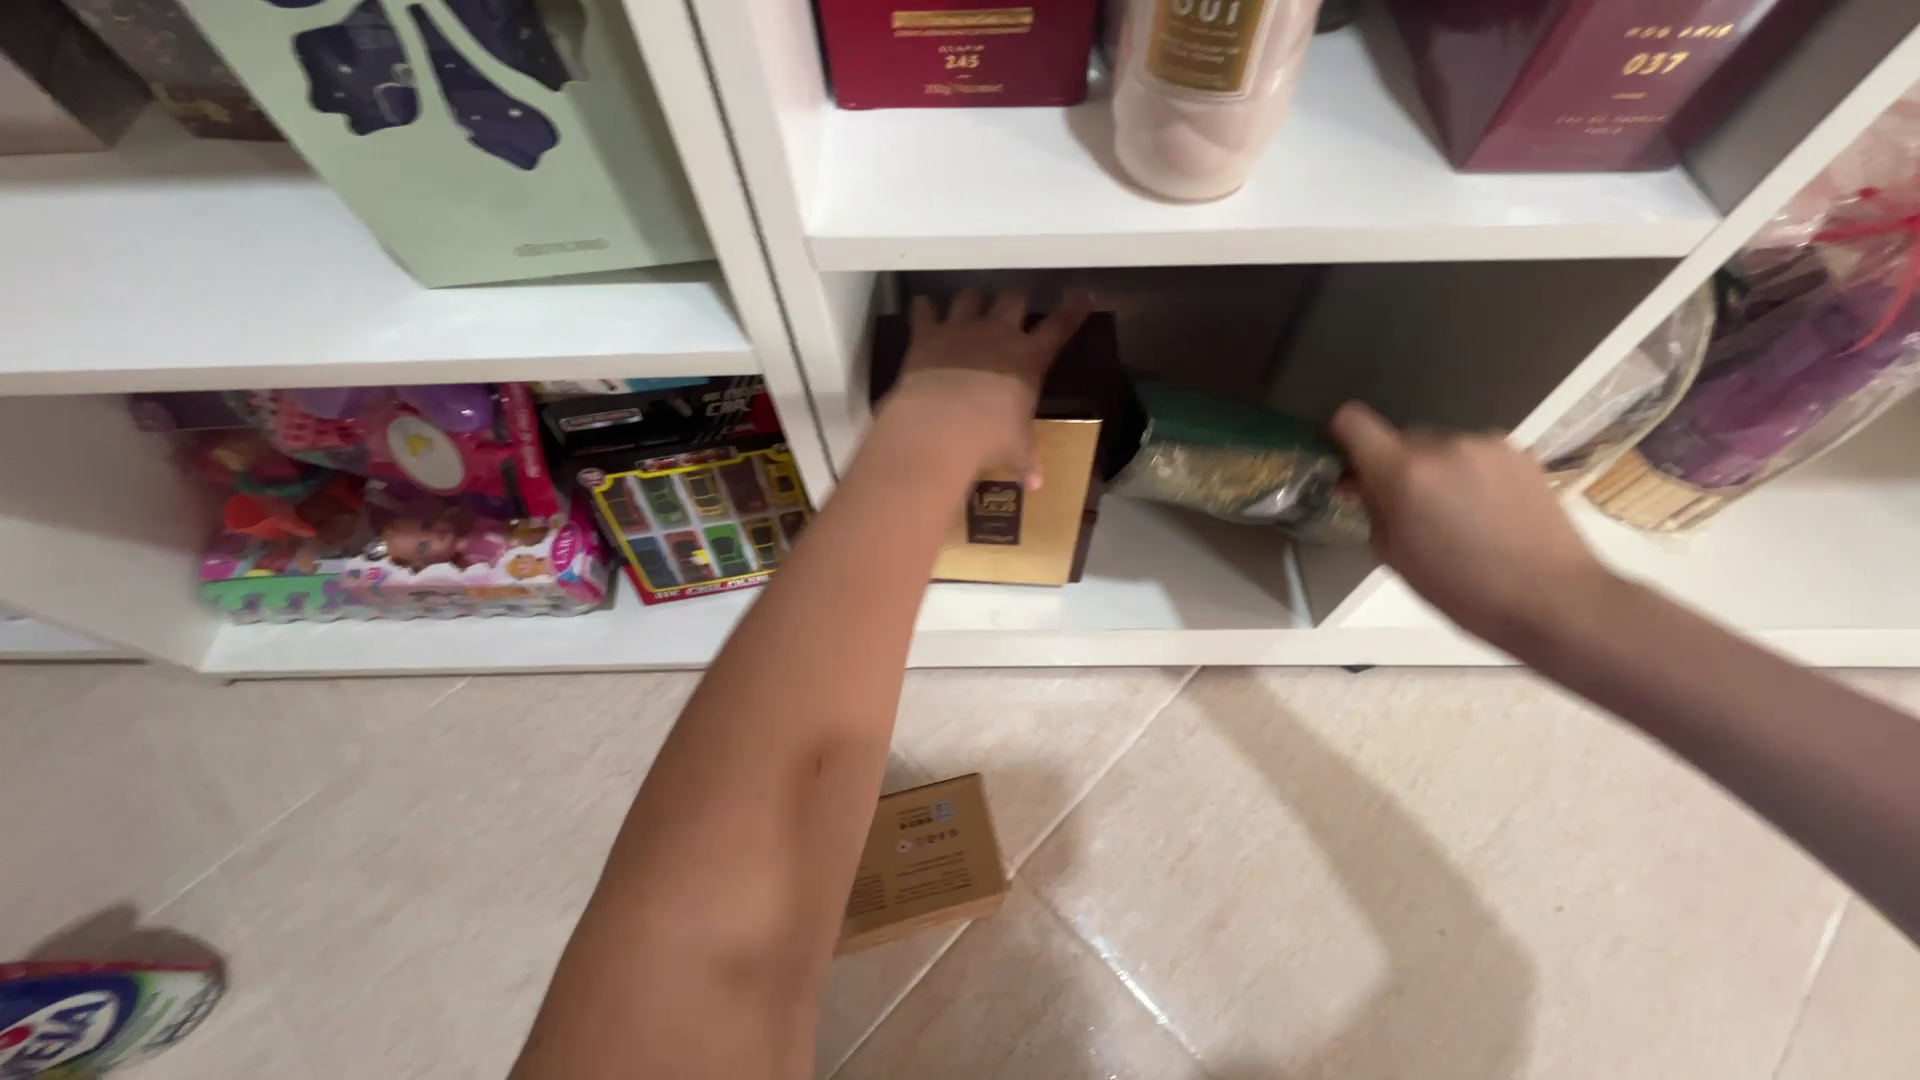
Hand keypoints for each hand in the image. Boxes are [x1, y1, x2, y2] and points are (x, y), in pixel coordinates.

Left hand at [880, 288, 1092, 488]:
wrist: (940, 426)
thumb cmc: (989, 438)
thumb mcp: (1016, 450)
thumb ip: (1027, 461)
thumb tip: (1037, 484)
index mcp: (1029, 359)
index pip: (1060, 327)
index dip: (1072, 310)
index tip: (1081, 295)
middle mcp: (998, 333)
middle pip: (1013, 298)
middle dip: (1013, 302)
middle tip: (1009, 311)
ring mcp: (961, 329)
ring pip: (970, 296)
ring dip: (971, 300)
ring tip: (969, 308)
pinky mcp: (927, 335)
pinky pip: (924, 309)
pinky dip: (923, 308)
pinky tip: (923, 309)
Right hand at [1328, 402, 1613, 643]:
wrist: (1553, 598)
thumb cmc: (1461, 588)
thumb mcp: (1394, 555)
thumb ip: (1372, 507)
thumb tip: (1361, 482)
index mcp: (1403, 472)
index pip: (1352, 422)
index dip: (1338, 435)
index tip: (1341, 460)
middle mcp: (1443, 445)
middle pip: (1397, 438)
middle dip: (1391, 465)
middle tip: (1401, 505)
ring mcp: (1485, 444)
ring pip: (1437, 446)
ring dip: (1431, 470)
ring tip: (1451, 513)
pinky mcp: (1519, 452)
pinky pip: (1472, 453)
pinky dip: (1465, 473)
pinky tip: (1483, 510)